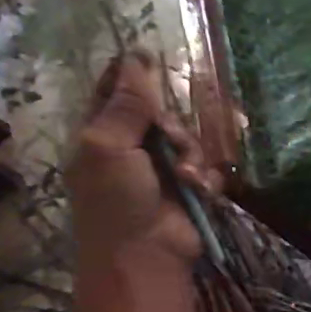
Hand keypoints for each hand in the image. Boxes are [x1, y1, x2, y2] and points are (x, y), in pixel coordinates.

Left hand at [70, 50, 220, 260]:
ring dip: (193, 155)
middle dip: (173, 124)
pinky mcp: (192, 190)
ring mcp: (164, 170)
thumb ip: (126, 104)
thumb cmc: (115, 200)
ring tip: (186, 177)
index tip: (153, 56)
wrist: (145, 255)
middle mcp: (133, 146)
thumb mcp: (108, 145)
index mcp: (101, 131)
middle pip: (162, 113)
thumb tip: (137, 58)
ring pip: (191, 140)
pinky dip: (208, 178)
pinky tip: (201, 191)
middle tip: (172, 137)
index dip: (133, 73)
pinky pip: (209, 168)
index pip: (115, 90)